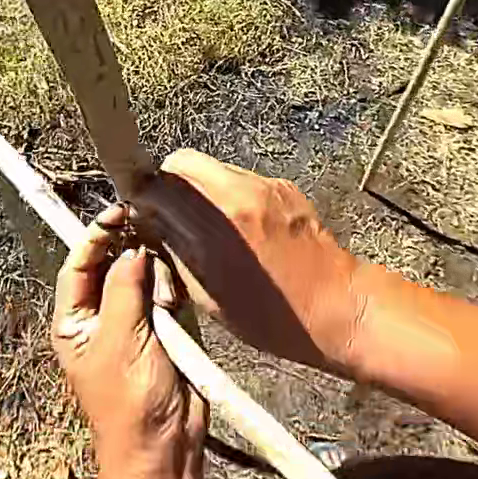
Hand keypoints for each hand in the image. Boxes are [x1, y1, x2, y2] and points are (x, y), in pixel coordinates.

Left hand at [52, 205, 206, 478]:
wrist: (167, 446)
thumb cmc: (130, 400)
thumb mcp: (119, 339)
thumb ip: (124, 287)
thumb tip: (132, 247)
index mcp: (76, 320)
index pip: (78, 265)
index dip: (95, 236)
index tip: (118, 213)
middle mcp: (102, 313)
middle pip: (112, 263)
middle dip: (130, 249)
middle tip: (149, 229)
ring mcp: (135, 317)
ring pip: (143, 272)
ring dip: (155, 271)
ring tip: (163, 280)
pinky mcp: (164, 324)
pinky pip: (167, 290)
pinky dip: (173, 285)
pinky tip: (176, 289)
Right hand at [133, 149, 366, 373]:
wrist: (337, 306)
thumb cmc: (271, 317)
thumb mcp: (208, 294)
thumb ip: (175, 249)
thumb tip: (150, 221)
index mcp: (216, 226)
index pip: (160, 185)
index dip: (142, 193)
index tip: (139, 206)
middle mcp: (238, 194)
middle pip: (182, 161)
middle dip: (167, 181)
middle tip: (167, 210)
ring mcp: (264, 185)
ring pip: (210, 166)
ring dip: (196, 186)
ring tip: (204, 220)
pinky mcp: (281, 185)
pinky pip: (238, 177)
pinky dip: (225, 192)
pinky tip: (236, 224)